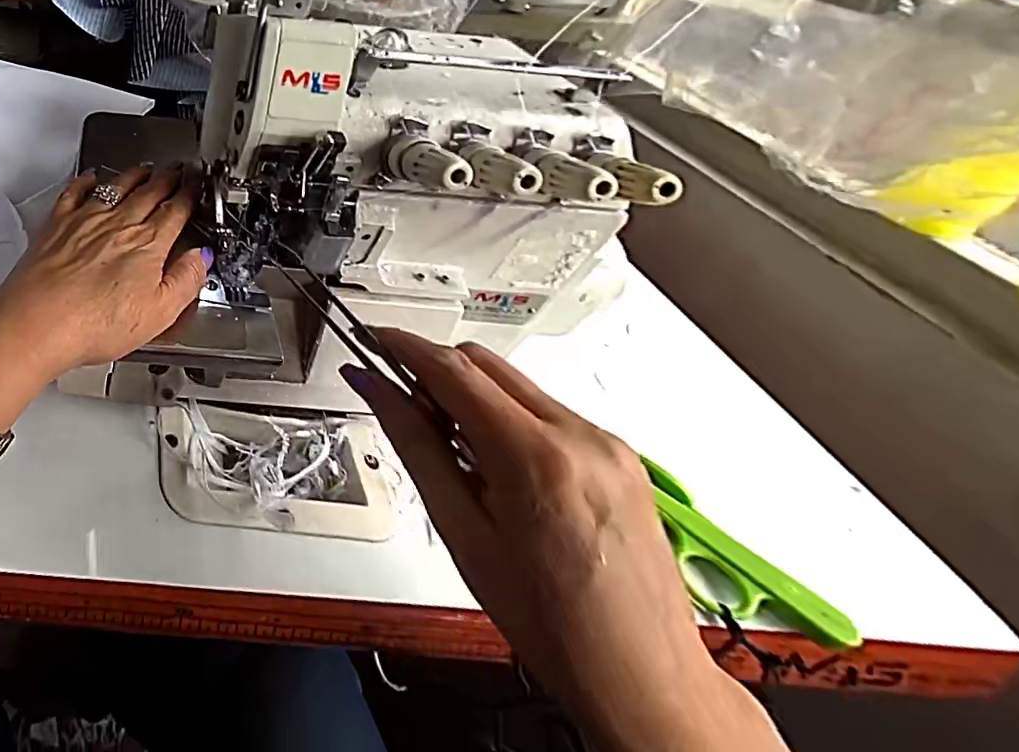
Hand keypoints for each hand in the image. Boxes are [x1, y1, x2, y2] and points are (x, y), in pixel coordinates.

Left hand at [0, 166, 211, 427]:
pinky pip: (75, 192)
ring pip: (117, 186)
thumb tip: (201, 258)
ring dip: (135, 174)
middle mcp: (119, 225)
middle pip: (150, 192)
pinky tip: (91, 178)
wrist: (38, 322)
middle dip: (167, 178)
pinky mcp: (58, 225)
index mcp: (149, 244)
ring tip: (145, 168)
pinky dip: (87, 180)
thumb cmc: (93, 323)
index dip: (189, 195)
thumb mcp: (159, 313)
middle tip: (177, 170)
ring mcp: (86, 221)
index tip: (195, 185)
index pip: (176, 211)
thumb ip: (186, 281)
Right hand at [342, 331, 784, 751]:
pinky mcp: (618, 453)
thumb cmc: (554, 623)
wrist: (642, 676)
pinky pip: (547, 408)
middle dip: (436, 371)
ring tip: (455, 453)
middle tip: (404, 404)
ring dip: (471, 396)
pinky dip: (507, 417)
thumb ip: (414, 444)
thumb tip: (376, 391)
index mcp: (536, 458)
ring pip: (515, 383)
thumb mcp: (461, 530)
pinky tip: (496, 464)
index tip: (376, 340)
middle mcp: (581, 437)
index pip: (454, 369)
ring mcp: (606, 443)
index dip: (405, 347)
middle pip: (485, 363)